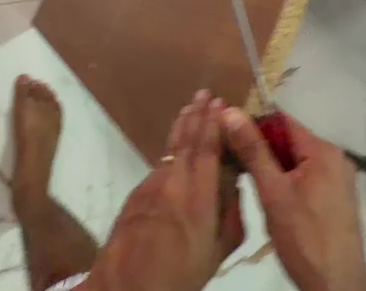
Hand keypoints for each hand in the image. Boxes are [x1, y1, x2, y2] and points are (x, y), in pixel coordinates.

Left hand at [87, 91, 240, 290]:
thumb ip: (232, 218)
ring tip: (190, 108)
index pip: (207, 146)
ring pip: (171, 148)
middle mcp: (175, 179)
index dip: (213, 122)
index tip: (220, 102)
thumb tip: (237, 188)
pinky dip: (170, 151)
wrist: (128, 282)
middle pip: (187, 138)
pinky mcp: (138, 190)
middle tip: (205, 93)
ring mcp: (153, 182)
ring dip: (182, 126)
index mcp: (199, 193)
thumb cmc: (181, 272)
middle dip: (197, 113)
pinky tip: (175, 150)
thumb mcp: (218, 253)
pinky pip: (160, 165)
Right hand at [221, 108, 365, 290]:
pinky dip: (287, 186)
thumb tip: (229, 110)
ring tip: (253, 189)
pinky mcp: (337, 202)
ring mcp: (339, 182)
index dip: (253, 126)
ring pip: (295, 163)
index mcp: (323, 150)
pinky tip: (273, 205)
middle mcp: (336, 159)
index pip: (281, 121)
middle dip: (262, 154)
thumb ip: (252, 150)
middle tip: (237, 169)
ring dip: (273, 172)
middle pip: (288, 142)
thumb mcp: (273, 192)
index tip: (229, 138)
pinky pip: (306, 180)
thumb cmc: (305, 239)